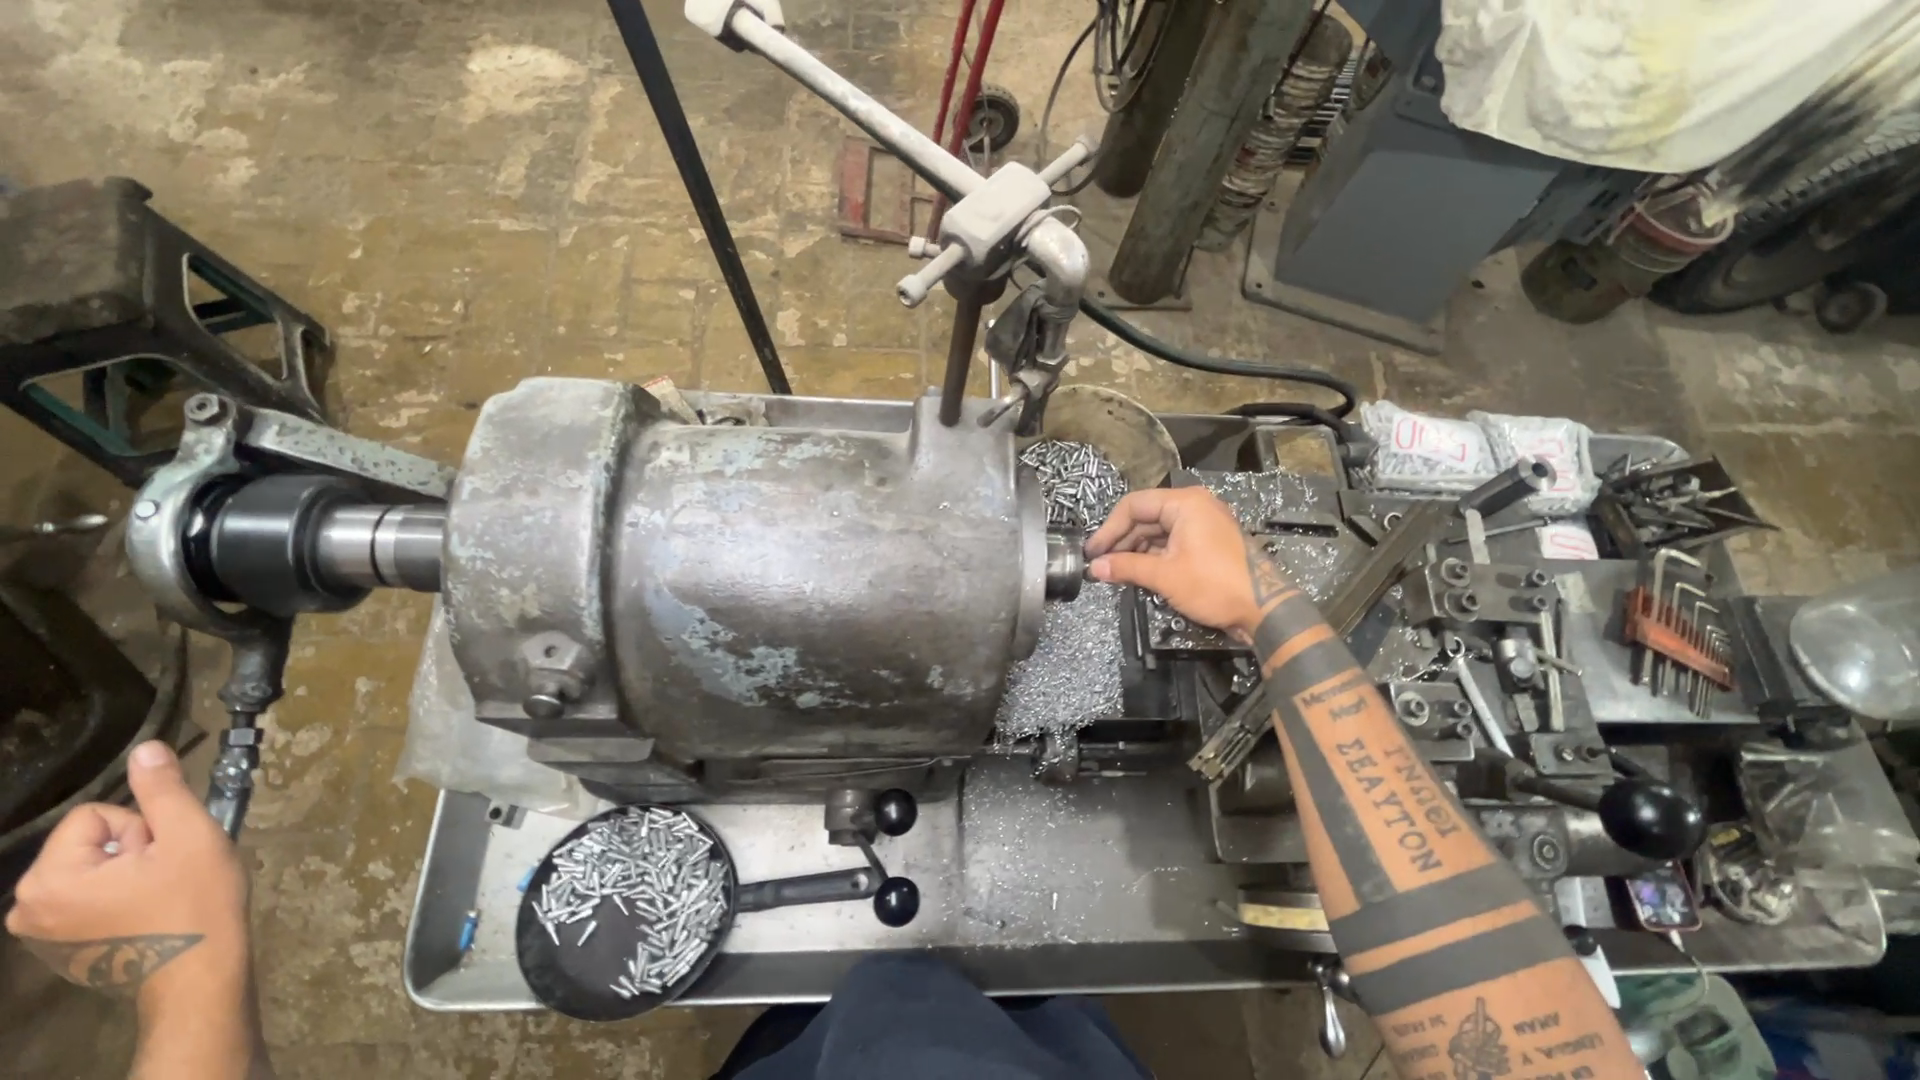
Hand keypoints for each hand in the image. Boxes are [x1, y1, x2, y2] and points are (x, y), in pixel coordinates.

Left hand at [7, 741, 248, 1008]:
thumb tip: (146, 749)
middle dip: (136, 850)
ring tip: (162, 894)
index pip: (96, 816)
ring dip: (130, 872)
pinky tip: (148, 914)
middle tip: (168, 876)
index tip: (165, 856)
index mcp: (51, 876)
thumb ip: (162, 791)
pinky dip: (120, 897)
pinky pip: (87, 897)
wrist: (198, 971)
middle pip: (91, 841)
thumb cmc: (195, 901)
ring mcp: (37, 931)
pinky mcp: (57, 946)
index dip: (143, 827)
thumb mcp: (191, 836)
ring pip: (93, 868)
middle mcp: (26, 904)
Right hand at [1085, 488, 1288, 639]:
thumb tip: (1095, 568)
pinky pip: (1174, 542)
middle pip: (1145, 517)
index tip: (1092, 551)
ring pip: (1158, 531)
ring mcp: (1204, 524)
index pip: (1134, 505)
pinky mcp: (1209, 543)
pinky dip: (1154, 556)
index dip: (1109, 529)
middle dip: (1121, 541)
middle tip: (1101, 564)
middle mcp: (1195, 506)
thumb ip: (1127, 567)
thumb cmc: (1215, 585)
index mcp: (1185, 503)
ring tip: (1116, 572)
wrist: (1265, 610)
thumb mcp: (1165, 576)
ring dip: (1136, 550)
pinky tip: (1139, 573)